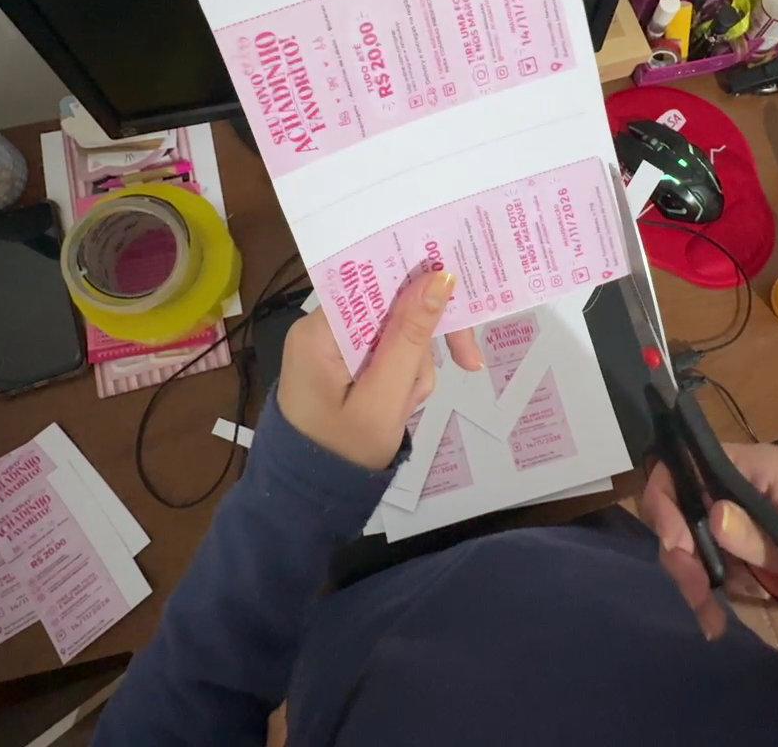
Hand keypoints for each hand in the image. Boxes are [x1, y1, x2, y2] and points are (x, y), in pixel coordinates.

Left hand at [276, 271, 482, 468]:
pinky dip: (403, 374)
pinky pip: (387, 351)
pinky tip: (402, 402)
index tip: (458, 299)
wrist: (310, 500)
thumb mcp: (384, 398)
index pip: (378, 283)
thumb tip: (440, 277)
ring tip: (407, 404)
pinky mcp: (343, 362)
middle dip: (424, 340)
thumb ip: (411, 337)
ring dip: (415, 365)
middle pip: (392, 306)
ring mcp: (332, 345)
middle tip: (467, 362)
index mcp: (321, 329)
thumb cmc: (343, 453)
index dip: (421, 285)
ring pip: (396, 331)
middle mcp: (322, 327)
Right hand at [640, 442, 777, 638]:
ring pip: (688, 533)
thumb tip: (714, 516)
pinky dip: (704, 587)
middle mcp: (740, 480)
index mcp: (758, 467)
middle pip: (682, 501)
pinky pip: (705, 556)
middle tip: (694, 591)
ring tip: (709, 617)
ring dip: (691, 574)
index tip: (676, 545)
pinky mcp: (738, 538)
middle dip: (679, 549)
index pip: (689, 462)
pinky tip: (716, 617)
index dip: (669, 498)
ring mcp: (737, 509)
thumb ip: (761, 538)